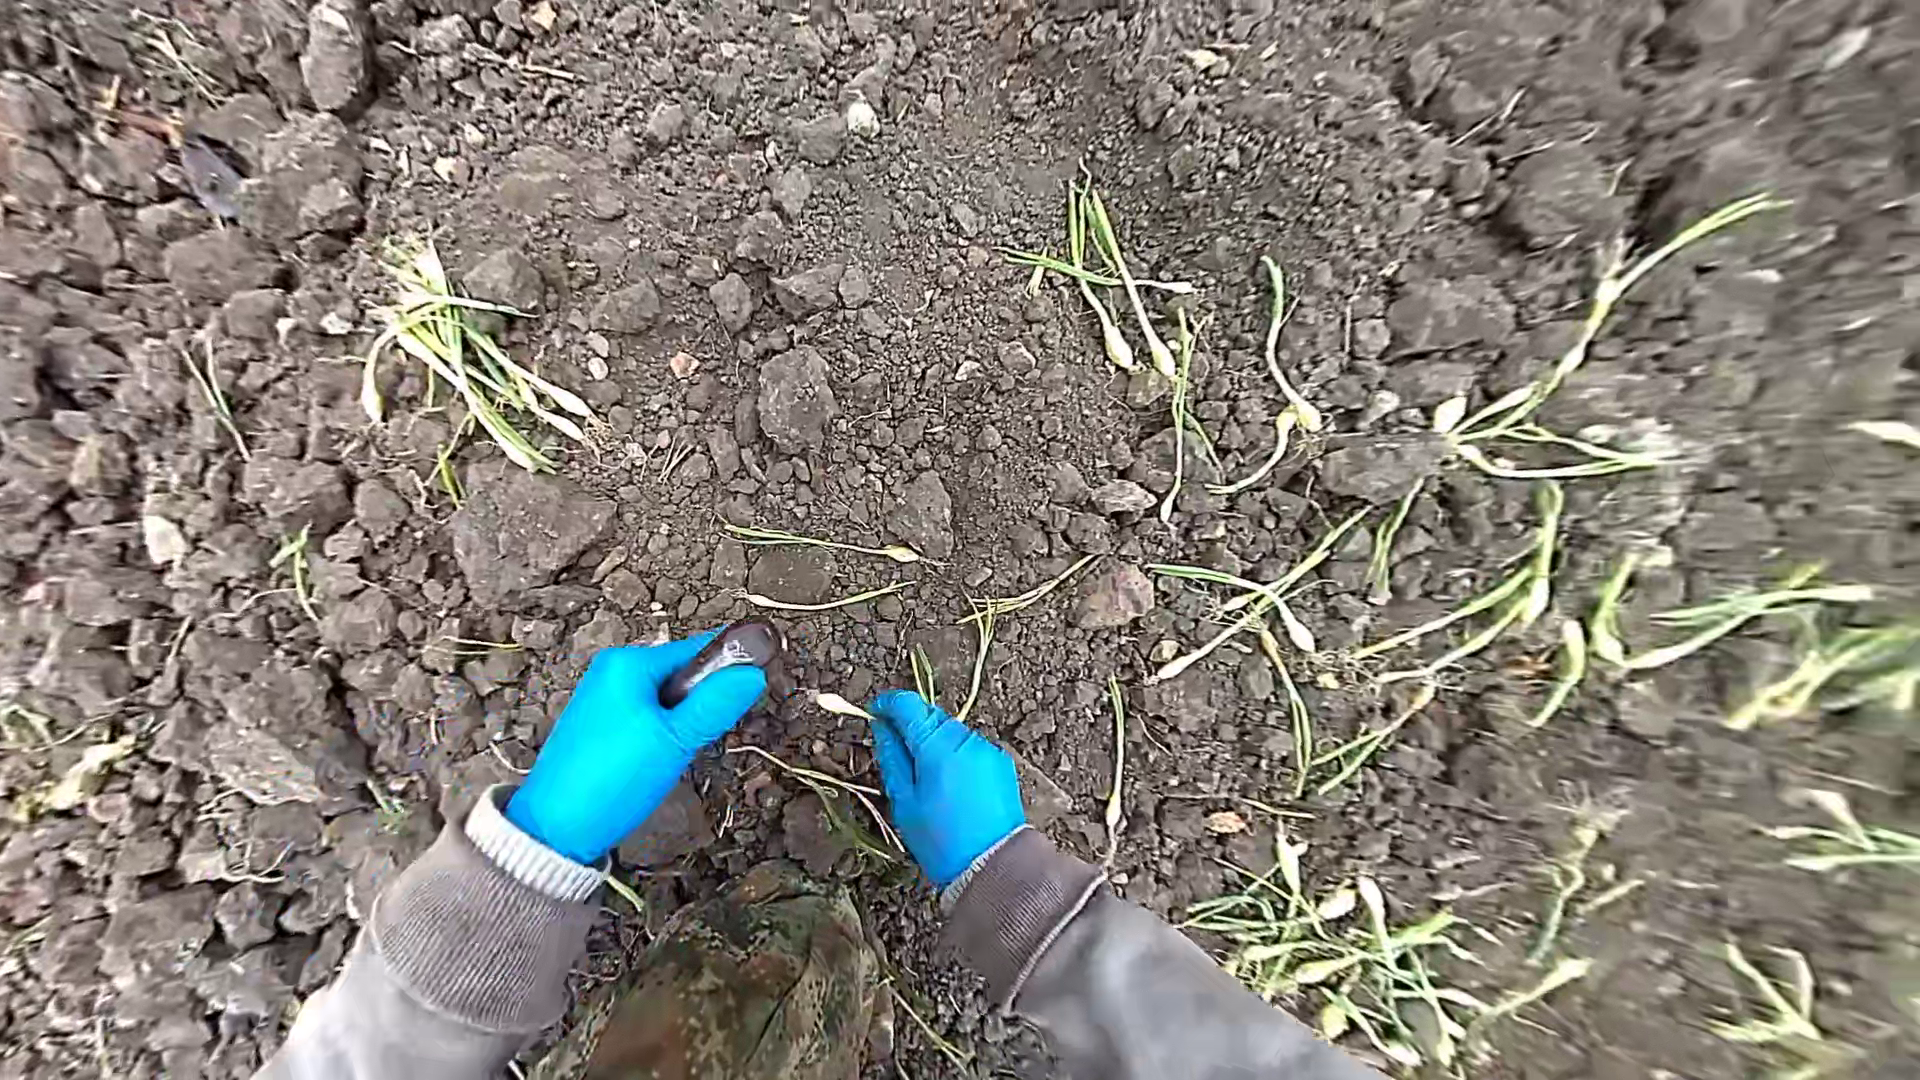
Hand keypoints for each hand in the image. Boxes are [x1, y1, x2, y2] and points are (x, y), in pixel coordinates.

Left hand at [506, 633, 765, 863]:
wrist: (553, 835)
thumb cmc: (610, 780)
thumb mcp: (675, 739)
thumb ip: (717, 702)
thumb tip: (754, 673)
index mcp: (628, 663)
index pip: (699, 648)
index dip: (731, 666)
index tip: (755, 683)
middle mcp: (615, 671)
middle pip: (686, 671)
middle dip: (705, 699)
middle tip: (708, 730)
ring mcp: (608, 697)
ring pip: (672, 695)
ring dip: (688, 717)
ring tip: (681, 748)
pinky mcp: (606, 722)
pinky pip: (653, 712)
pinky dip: (669, 728)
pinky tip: (663, 754)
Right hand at [869, 689, 1025, 886]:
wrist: (993, 865)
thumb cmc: (943, 840)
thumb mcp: (904, 801)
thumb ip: (892, 757)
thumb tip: (882, 728)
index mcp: (936, 746)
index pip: (908, 704)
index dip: (888, 704)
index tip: (876, 712)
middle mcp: (964, 738)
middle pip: (930, 714)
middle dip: (910, 724)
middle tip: (896, 749)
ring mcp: (985, 747)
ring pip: (950, 729)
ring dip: (934, 739)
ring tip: (925, 774)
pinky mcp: (999, 760)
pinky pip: (969, 745)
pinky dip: (955, 753)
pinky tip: (950, 781)